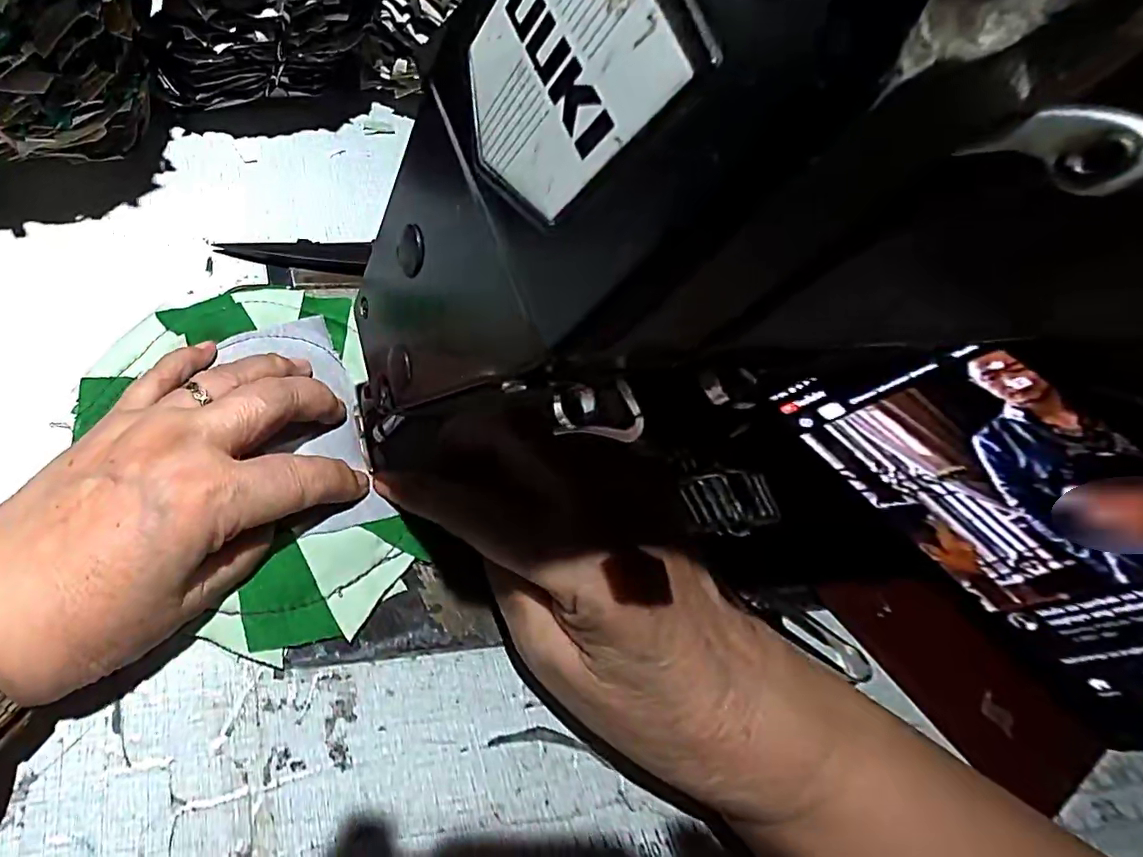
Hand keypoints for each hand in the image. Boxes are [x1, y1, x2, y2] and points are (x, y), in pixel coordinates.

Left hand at [0, 343, 365, 705]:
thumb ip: (243, 551)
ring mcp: (147, 423)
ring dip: (269, 366)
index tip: (356, 480)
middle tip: (335, 409)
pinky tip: (211, 350)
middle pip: (271, 401)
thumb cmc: (89, 625)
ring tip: (296, 367)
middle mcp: (187, 445)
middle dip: (315, 400)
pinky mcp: (112, 420)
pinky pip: (160, 374)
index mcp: (211, 497)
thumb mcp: (184, 606)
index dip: (336, 479)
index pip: (297, 478)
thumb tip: (275, 519)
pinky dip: (189, 357)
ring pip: (225, 376)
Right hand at [376, 414, 850, 827]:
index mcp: (579, 561)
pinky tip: (527, 482)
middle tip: (432, 464)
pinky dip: (537, 452)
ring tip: (472, 472)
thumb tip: (477, 533)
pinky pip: (576, 446)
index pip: (481, 508)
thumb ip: (506, 587)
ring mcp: (636, 486)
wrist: (752, 706)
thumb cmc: (652, 709)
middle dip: (461, 439)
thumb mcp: (557, 668)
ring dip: (497, 441)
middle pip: (513, 437)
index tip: (390, 476)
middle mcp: (608, 504)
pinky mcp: (653, 485)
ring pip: (543, 431)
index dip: (428, 489)